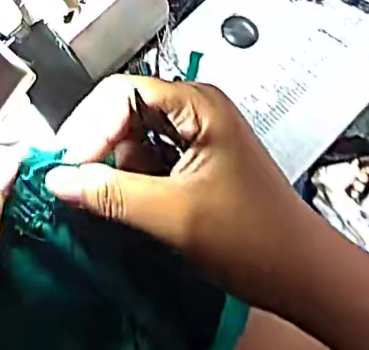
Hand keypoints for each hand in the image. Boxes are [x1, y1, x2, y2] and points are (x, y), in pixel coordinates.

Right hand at [44, 75, 326, 313]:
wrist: (306, 275)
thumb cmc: (259, 238)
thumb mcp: (175, 215)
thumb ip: (113, 194)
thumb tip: (62, 179)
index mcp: (197, 102)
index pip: (121, 93)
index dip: (91, 127)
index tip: (71, 163)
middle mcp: (195, 105)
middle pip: (125, 109)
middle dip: (103, 146)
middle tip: (84, 182)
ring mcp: (197, 128)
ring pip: (134, 133)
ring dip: (122, 165)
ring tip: (134, 199)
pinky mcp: (196, 152)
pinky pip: (150, 152)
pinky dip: (138, 176)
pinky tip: (146, 201)